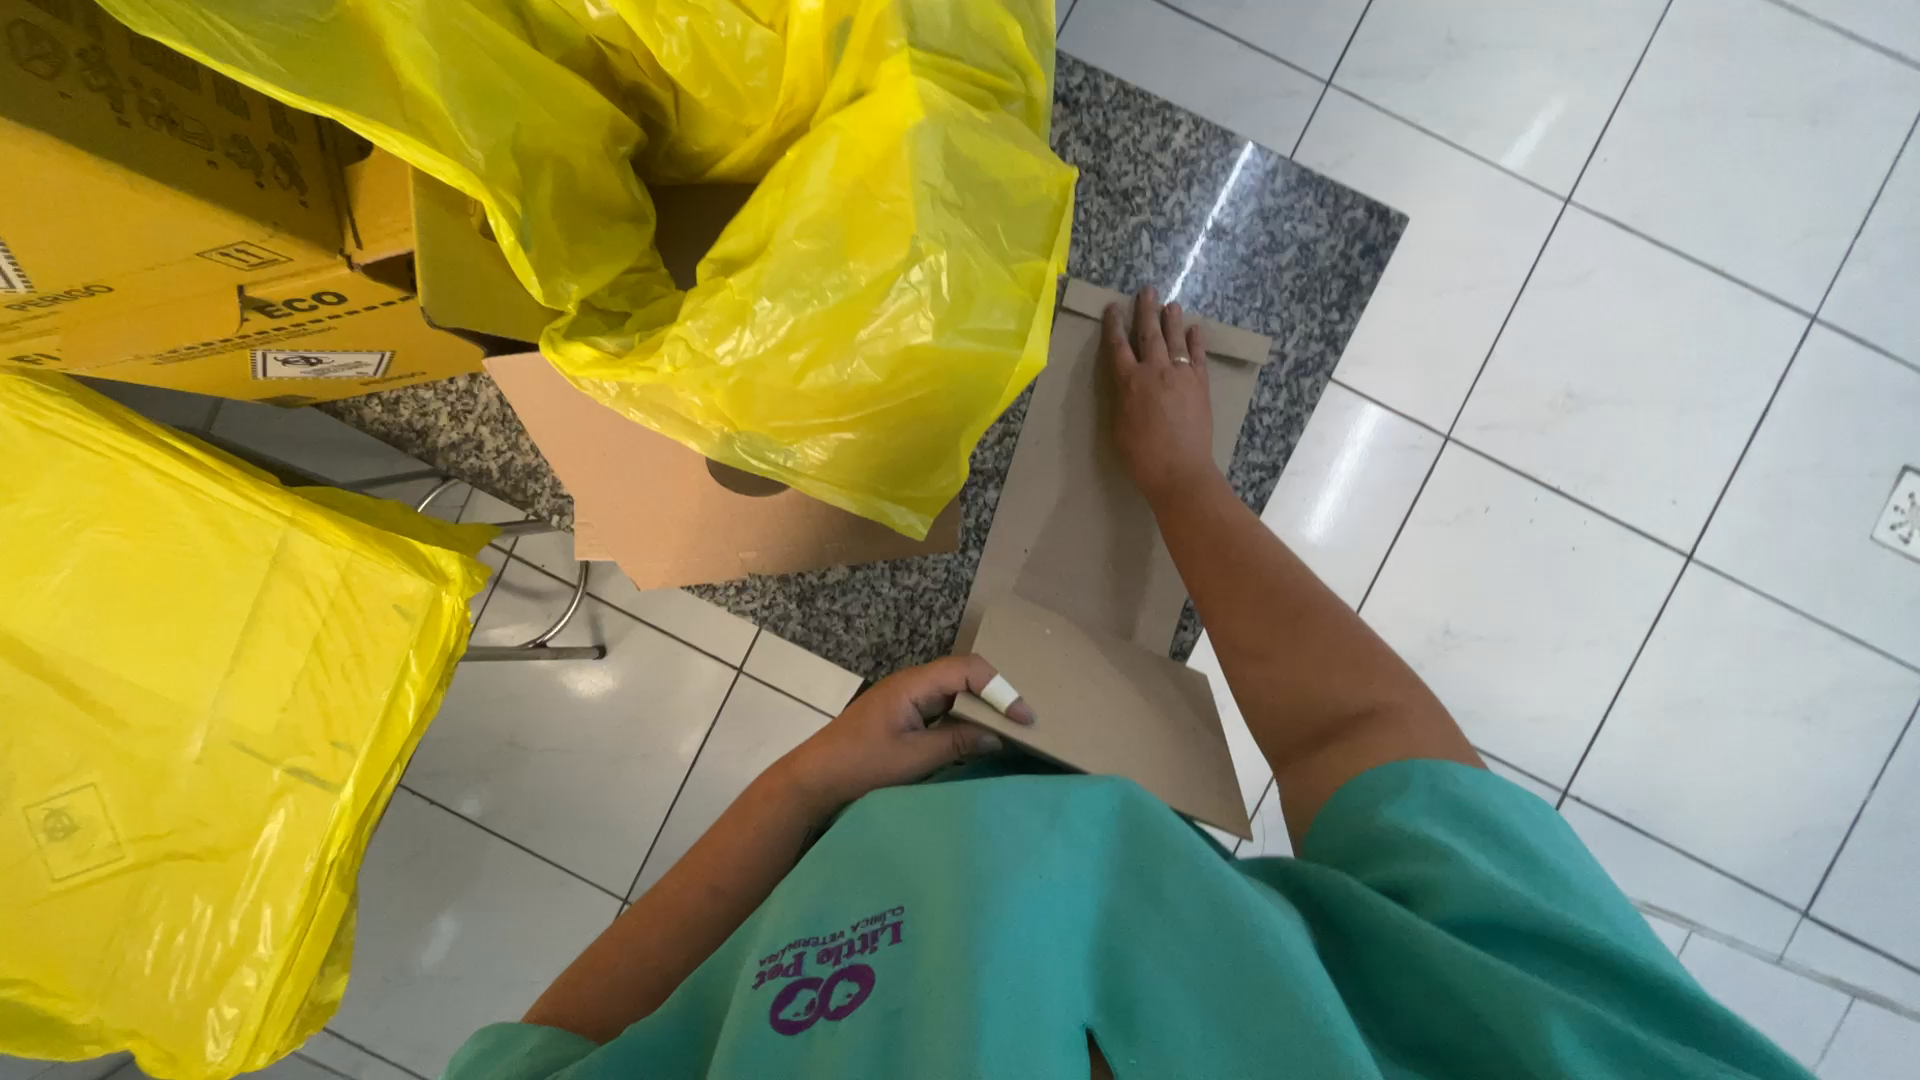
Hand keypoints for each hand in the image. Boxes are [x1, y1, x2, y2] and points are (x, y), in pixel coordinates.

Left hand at [772, 654, 1033, 817]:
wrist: (814, 779)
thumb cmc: (860, 766)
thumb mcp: (914, 758)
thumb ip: (957, 742)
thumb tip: (997, 735)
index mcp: (913, 684)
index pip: (968, 669)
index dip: (1000, 688)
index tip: (1024, 717)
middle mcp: (912, 683)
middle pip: (964, 675)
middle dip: (996, 692)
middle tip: (1024, 720)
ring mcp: (907, 699)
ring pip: (955, 690)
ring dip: (982, 705)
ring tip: (1009, 726)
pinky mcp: (904, 715)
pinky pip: (943, 707)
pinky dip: (965, 717)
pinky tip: (979, 735)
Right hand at [1104, 286, 1220, 503]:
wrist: (1179, 470)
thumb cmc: (1141, 456)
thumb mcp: (1118, 427)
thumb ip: (1122, 400)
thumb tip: (1128, 386)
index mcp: (1128, 383)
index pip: (1117, 347)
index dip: (1113, 326)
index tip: (1112, 308)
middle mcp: (1154, 371)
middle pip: (1149, 334)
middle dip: (1146, 311)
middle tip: (1147, 291)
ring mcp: (1181, 376)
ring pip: (1175, 340)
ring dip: (1172, 320)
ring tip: (1171, 304)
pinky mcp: (1200, 385)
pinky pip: (1198, 356)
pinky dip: (1196, 341)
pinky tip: (1195, 329)